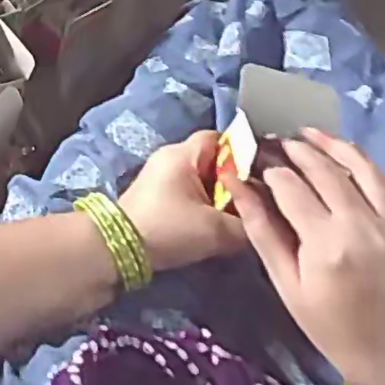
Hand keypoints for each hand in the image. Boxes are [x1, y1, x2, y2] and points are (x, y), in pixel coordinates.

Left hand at [119, 131, 251, 272]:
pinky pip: (187, 188)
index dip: (243, 153)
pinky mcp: (156, 192)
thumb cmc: (169, 228)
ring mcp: (160, 173)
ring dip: (219, 193)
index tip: (262, 175)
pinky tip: (216, 222)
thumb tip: (263, 218)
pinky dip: (203, 201)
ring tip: (239, 214)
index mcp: (182, 154)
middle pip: (212, 158)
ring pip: (200, 175)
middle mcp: (169, 156)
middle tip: (254, 200)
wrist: (121, 246)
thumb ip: (248, 222)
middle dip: (233, 178)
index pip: (219, 138)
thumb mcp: (217, 230)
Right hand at [224, 128, 384, 384]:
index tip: (251, 159)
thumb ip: (262, 230)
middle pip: (324, 170)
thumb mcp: (287, 285)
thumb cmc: (333, 329)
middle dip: (294, 149)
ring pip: (366, 170)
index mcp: (325, 242)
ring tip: (311, 133)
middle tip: (273, 142)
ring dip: (337, 145)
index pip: (288, 184)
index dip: (266, 166)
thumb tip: (236, 184)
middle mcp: (363, 225)